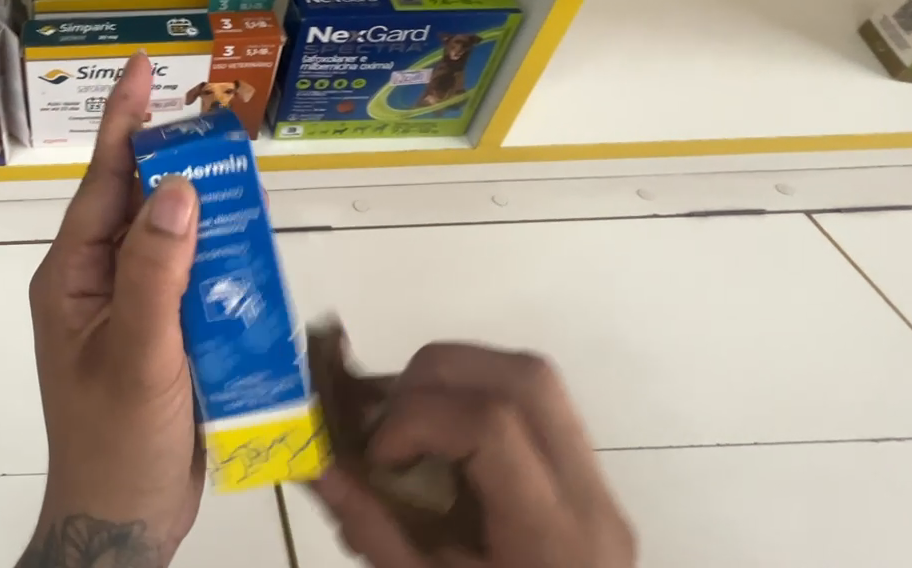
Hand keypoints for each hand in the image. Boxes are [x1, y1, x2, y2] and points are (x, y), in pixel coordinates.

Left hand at [18, 53, 203, 567]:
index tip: (142, 69)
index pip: (101, 181)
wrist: (123, 516)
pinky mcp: (156, 330)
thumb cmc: (117, 436)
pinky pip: (184, 277)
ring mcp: (125, 304)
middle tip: (212, 121)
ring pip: (164, 237)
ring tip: (236, 172)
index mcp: (72, 272)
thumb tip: (176, 185)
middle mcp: (95, 277)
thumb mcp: (137, 351)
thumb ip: (155, 269)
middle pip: (134, 202)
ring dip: (196, 207)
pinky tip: (244, 242)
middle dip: (168, 158)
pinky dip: (212, 256)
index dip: (122, 122)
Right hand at [308, 343, 634, 567]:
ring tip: (411, 421)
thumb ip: (373, 530)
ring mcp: (596, 482)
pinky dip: (471, 396)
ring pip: (529, 375)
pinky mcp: (586, 477)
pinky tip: (441, 439)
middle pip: (521, 379)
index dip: (416, 419)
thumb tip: (315, 466)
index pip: (489, 424)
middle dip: (434, 377)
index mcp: (552, 536)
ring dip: (453, 378)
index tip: (378, 456)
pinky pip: (529, 400)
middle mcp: (589, 496)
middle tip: (390, 420)